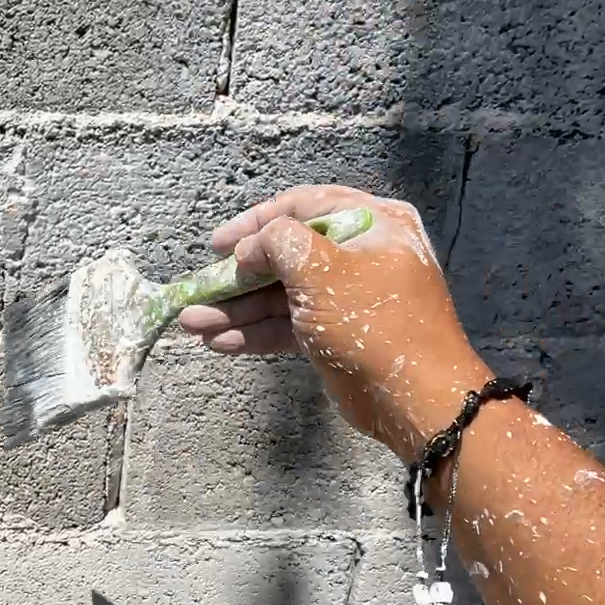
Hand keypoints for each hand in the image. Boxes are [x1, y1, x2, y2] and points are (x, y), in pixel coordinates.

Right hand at [176, 185, 492, 462]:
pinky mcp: (331, 335)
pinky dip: (253, 333)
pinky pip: (284, 326)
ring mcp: (342, 299)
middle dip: (235, 279)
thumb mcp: (320, 269)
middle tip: (198, 291)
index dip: (254, 222)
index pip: (302, 207)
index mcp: (370, 224)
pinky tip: (218, 343)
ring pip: (277, 297)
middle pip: (282, 258)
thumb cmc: (373, 322)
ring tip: (192, 325)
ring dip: (235, 310)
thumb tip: (250, 249)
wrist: (412, 396)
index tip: (217, 244)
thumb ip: (278, 243)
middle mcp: (356, 256)